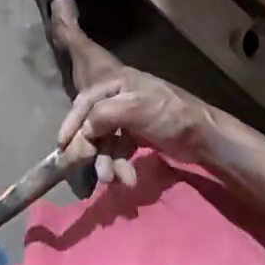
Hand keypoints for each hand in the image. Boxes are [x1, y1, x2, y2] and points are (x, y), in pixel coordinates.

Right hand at [58, 66, 209, 185]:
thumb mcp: (136, 108)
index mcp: (117, 83)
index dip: (72, 123)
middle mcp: (119, 98)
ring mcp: (128, 118)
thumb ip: (104, 114)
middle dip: (91, 149)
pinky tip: (127, 179)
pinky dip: (119, 165)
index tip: (62, 145)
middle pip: (93, 124)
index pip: (86, 101)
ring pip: (105, 141)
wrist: (202, 135)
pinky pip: (118, 150)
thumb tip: (83, 129)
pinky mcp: (136, 136)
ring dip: (107, 162)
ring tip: (114, 180)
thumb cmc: (168, 114)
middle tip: (88, 170)